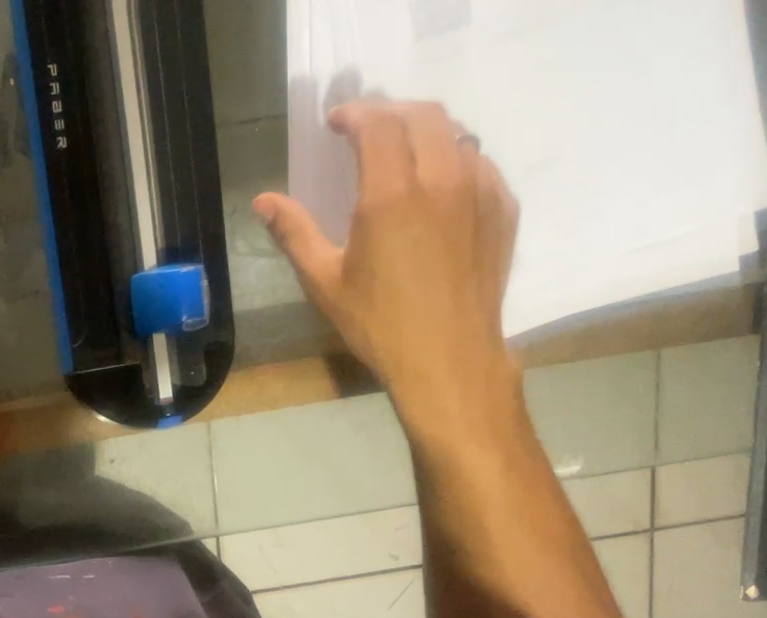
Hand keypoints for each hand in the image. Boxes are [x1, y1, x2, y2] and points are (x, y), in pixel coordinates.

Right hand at [254, 101, 520, 425]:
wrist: (448, 357)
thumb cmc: (377, 323)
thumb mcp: (324, 281)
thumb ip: (294, 232)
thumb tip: (264, 202)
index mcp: (391, 195)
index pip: (378, 125)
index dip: (355, 114)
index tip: (336, 122)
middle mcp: (441, 179)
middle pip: (423, 115)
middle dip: (391, 112)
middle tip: (365, 130)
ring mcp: (479, 191)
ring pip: (457, 134)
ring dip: (425, 131)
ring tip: (400, 152)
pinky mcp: (502, 209)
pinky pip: (480, 162)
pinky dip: (454, 158)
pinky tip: (435, 185)